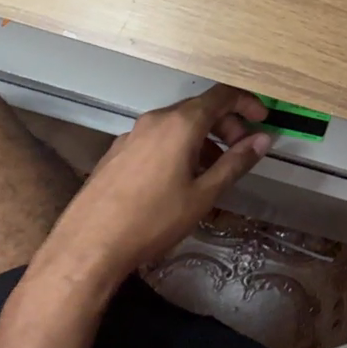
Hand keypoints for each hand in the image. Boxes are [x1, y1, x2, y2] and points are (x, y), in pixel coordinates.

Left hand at [42, 85, 271, 285]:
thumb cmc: (151, 221)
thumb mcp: (203, 195)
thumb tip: (263, 139)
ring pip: (177, 124)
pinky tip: (177, 179)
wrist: (83, 251)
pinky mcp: (114, 154)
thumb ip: (236, 162)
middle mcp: (155, 120)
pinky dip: (177, 147)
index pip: (223, 95)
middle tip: (241, 150)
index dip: (247, 103)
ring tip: (212, 169)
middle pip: (200, 108)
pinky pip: (156, 138)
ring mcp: (131, 135)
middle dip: (227, 124)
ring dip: (203, 138)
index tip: (262, 120)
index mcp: (181, 123)